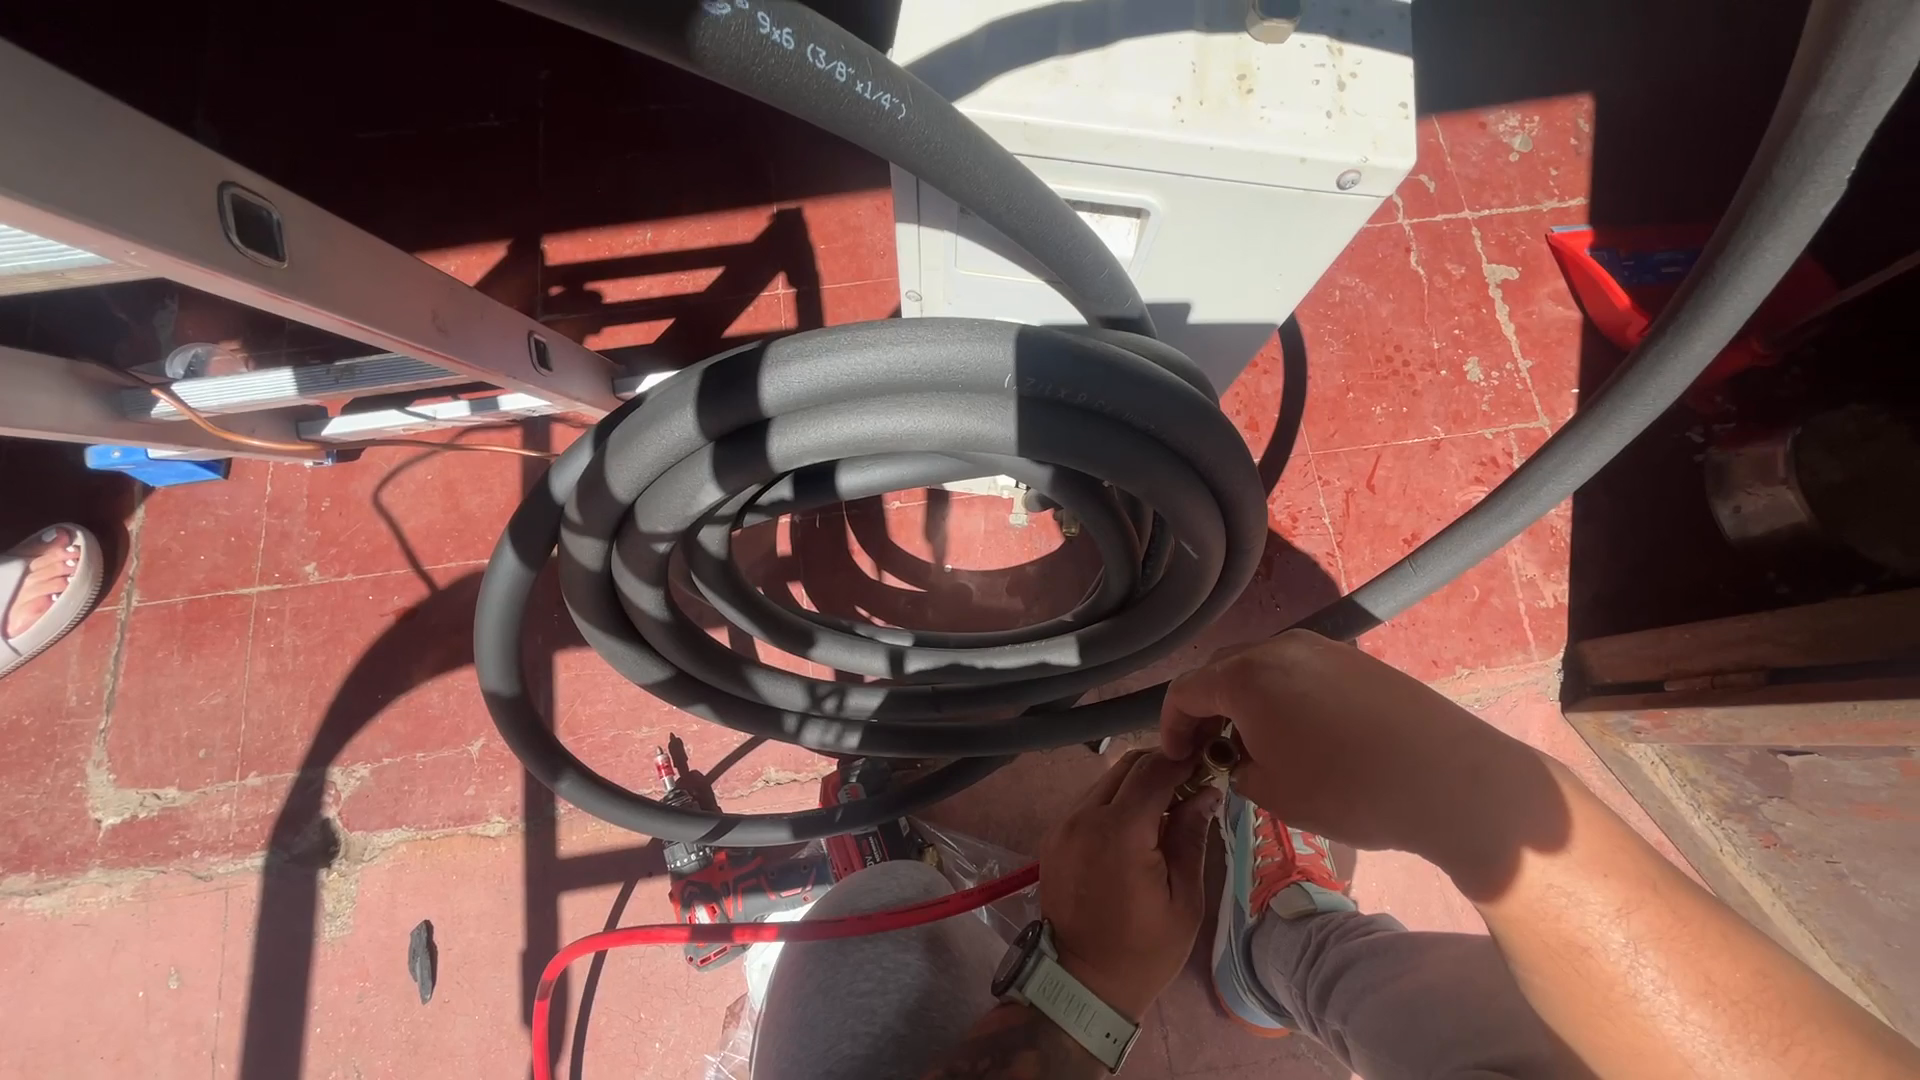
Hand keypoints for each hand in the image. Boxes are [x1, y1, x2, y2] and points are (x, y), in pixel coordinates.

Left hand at [1038, 750, 1219, 1020]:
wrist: (1079, 983)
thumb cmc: (1142, 952)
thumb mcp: (1183, 901)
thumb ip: (1192, 838)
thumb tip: (1207, 792)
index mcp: (1119, 831)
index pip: (1153, 771)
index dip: (1183, 761)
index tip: (1207, 762)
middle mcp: (1084, 816)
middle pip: (1126, 766)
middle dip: (1160, 765)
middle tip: (1191, 783)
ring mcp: (1063, 824)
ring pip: (1105, 780)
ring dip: (1136, 782)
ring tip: (1167, 805)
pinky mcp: (1054, 835)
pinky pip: (1088, 800)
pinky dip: (1114, 800)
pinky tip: (1136, 825)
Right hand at [1158, 629, 1551, 886]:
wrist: (1453, 780)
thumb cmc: (1348, 790)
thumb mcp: (1272, 792)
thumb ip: (1239, 767)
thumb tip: (1242, 757)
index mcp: (1245, 677)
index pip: (1185, 690)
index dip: (1171, 725)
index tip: (1176, 756)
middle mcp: (1277, 648)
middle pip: (1220, 670)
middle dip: (1206, 707)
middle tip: (1210, 747)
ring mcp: (1320, 647)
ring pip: (1260, 666)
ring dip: (1245, 698)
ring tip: (1257, 740)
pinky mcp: (1354, 658)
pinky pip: (1298, 669)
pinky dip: (1282, 694)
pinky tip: (1303, 731)